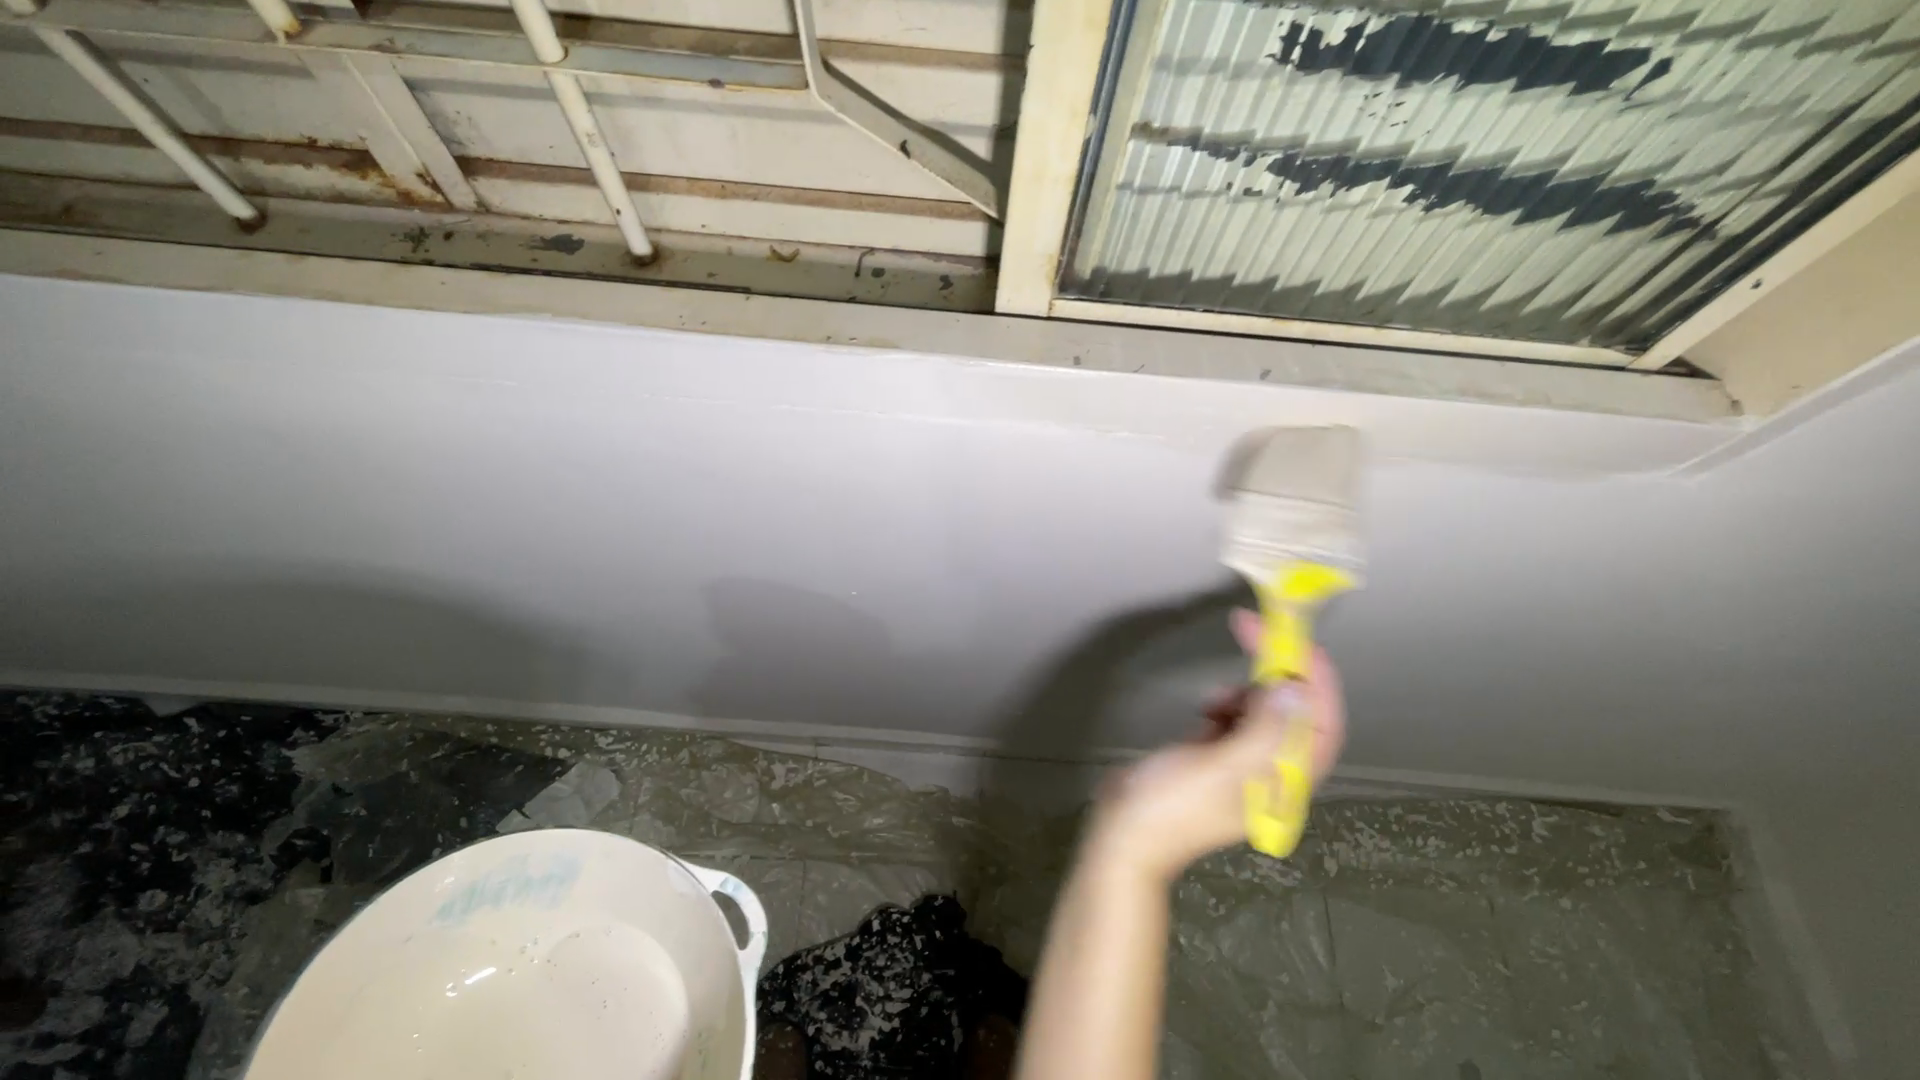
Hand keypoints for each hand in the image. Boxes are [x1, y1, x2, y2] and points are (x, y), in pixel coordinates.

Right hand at [1088, 608, 1345, 883]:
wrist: (1125, 835)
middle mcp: (1273, 770)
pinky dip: (1226, 704)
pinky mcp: (1215, 756)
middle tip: (1248, 628)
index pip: (1322, 723)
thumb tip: (1294, 690)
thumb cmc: (1173, 805)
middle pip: (1293, 710)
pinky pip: (1237, 718)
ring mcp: (1244, 763)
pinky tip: (1204, 709)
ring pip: (1264, 710)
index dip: (1315, 678)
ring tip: (1214, 698)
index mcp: (1286, 780)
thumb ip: (1264, 730)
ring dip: (1246, 691)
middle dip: (1277, 669)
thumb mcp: (1221, 767)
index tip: (1293, 639)